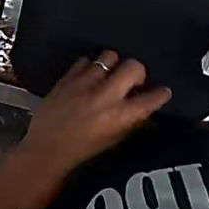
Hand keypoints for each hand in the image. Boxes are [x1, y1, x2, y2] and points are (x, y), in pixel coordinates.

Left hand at [17, 51, 170, 174]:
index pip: (152, 97)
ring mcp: (85, 84)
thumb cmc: (84, 150)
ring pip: (109, 56)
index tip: (162, 92)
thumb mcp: (115, 139)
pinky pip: (84, 60)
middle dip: (137, 72)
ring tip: (108, 75)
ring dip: (112, 65)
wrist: (46, 151)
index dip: (161, 94)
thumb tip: (147, 109)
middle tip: (132, 81)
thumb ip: (133, 121)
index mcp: (121, 115)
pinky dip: (89, 68)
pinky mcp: (67, 79)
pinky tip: (87, 78)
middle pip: (133, 66)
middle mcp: (106, 96)